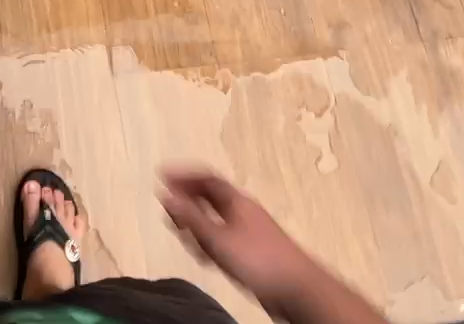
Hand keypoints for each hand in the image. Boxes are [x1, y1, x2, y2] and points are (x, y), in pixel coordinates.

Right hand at [157, 167, 316, 310]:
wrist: (301, 290)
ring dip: (197, 223)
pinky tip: (205, 255)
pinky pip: (224, 236)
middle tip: (169, 208)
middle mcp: (243, 209)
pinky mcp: (254, 250)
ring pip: (216, 218)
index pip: (205, 177)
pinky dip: (209, 240)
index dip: (183, 175)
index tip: (162, 176)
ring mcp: (250, 230)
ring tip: (183, 233)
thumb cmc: (258, 259)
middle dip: (187, 200)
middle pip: (210, 196)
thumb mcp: (219, 239)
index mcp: (235, 200)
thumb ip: (191, 218)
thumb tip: (166, 195)